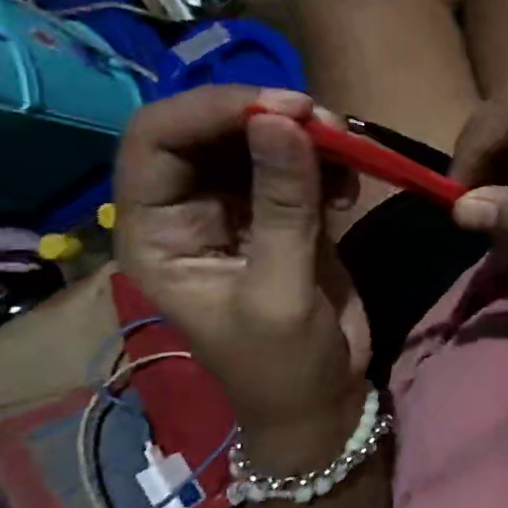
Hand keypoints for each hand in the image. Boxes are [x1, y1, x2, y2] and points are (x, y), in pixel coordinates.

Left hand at [114, 86, 369, 467]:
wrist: (322, 400)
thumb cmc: (282, 364)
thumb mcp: (280, 291)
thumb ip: (283, 206)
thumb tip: (285, 119)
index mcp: (157, 231)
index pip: (159, 140)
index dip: (215, 111)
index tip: (289, 108)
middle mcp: (189, 210)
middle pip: (209, 131)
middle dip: (267, 117)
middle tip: (331, 123)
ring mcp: (240, 210)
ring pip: (258, 142)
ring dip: (305, 137)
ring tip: (350, 154)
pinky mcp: (285, 216)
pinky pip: (298, 166)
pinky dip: (327, 163)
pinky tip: (350, 186)